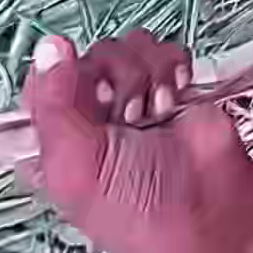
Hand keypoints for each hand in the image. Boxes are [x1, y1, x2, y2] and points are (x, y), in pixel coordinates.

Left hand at [23, 33, 252, 252]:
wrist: (204, 202)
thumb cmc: (137, 206)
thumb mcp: (75, 165)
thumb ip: (54, 104)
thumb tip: (48, 46)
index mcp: (60, 132)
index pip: (48, 75)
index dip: (69, 73)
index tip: (89, 92)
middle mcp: (95, 110)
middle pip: (96, 55)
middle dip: (118, 78)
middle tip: (127, 114)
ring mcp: (136, 94)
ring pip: (133, 46)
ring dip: (148, 74)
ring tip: (155, 110)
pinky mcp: (171, 81)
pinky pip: (167, 48)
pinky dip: (174, 67)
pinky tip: (174, 95)